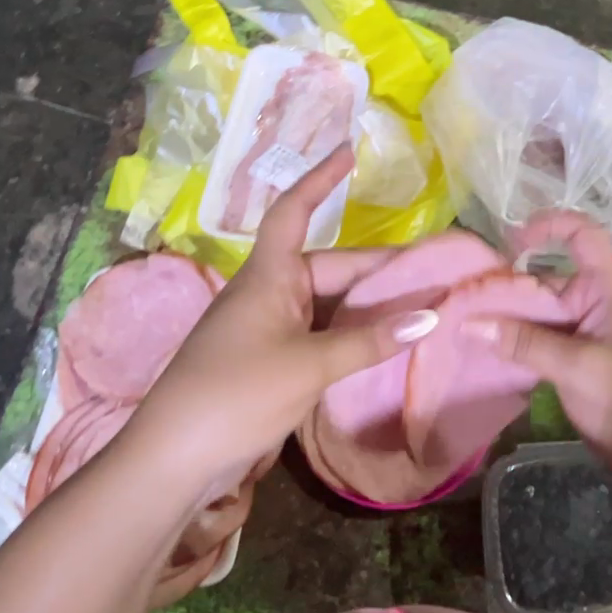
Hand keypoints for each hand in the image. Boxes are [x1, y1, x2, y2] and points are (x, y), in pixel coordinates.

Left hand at [122, 147, 440, 496]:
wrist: (174, 460)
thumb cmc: (237, 393)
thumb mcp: (309, 365)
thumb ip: (370, 341)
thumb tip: (429, 317)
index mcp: (269, 275)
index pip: (295, 211)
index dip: (321, 179)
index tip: (349, 152)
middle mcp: (270, 292)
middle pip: (333, 267)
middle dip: (380, 271)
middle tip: (436, 276)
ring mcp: (270, 328)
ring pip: (331, 304)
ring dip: (371, 308)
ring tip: (425, 309)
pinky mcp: (272, 360)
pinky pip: (322, 334)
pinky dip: (354, 336)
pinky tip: (386, 345)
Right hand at [470, 210, 611, 460]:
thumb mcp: (576, 367)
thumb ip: (524, 344)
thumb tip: (469, 323)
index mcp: (605, 291)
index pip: (585, 237)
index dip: (553, 225)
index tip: (513, 239)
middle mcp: (590, 303)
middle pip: (543, 278)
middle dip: (505, 284)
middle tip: (462, 298)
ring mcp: (577, 332)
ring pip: (533, 310)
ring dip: (501, 314)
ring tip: (461, 321)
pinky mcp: (567, 358)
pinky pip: (532, 337)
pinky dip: (508, 338)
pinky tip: (480, 346)